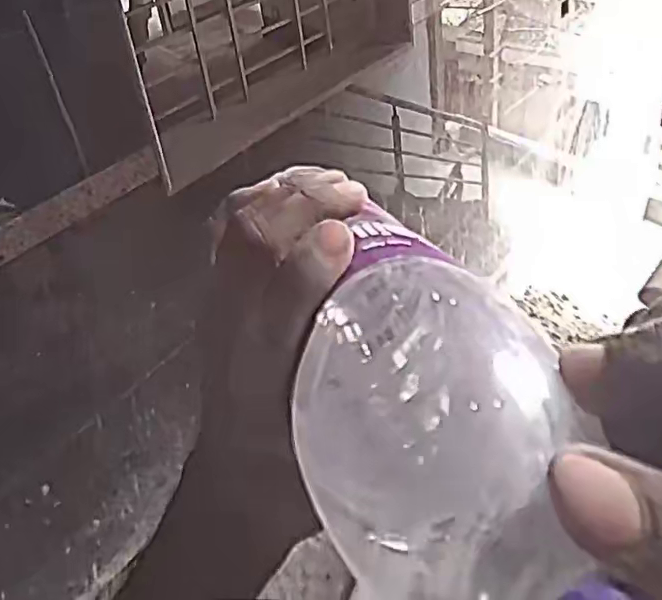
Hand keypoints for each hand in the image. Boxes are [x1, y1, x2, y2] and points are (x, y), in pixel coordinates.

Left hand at [119, 167, 365, 599]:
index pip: (272, 310)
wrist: (232, 481)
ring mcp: (216, 303)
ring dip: (282, 192)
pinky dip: (260, 197)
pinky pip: (226, 228)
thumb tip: (447, 364)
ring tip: (329, 181)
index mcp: (261, 375)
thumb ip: (388, 421)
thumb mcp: (347, 460)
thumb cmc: (293, 470)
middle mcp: (230, 329)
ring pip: (233, 228)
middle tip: (352, 193)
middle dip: (300, 206)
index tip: (346, 232)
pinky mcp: (214, 289)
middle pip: (250, 247)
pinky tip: (293, 188)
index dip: (306, 267)